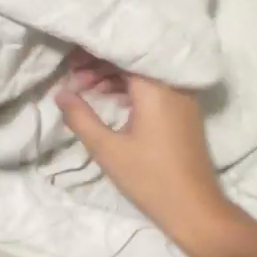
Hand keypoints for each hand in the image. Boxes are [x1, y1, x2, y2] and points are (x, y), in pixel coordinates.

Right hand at [61, 54, 256, 256]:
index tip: (69, 58)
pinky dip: (130, 87)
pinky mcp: (184, 109)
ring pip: (143, 71)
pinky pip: (154, 84)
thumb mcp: (107, 149)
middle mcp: (174, 82)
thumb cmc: (150, 178)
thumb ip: (81, 117)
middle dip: (101, 61)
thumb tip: (61, 92)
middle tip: (73, 75)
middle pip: (134, 57)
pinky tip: (108, 99)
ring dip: (114, 75)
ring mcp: (183, 95)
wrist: (194, 207)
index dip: (93, 50)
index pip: (123, 50)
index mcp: (156, 85)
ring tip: (85, 88)